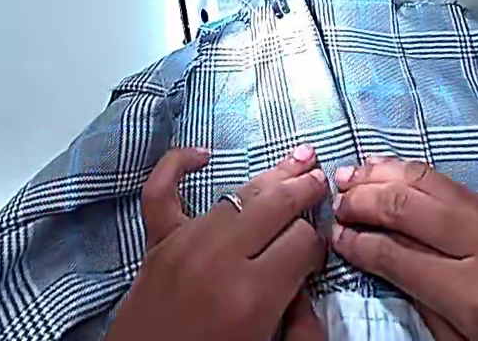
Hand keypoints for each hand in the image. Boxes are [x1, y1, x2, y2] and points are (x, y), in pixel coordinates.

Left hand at [107, 145, 329, 340]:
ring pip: (234, 194)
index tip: (321, 242)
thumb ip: (299, 328)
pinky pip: (162, 189)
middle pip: (272, 207)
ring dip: (267, 176)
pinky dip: (178, 164)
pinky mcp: (156, 239)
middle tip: (321, 177)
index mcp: (250, 298)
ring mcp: (183, 242)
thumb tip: (305, 288)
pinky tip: (202, 154)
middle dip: (302, 190)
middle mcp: (218, 259)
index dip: (317, 241)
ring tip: (293, 159)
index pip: (300, 243)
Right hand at [331, 157, 477, 340]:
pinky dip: (408, 171)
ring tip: (348, 174)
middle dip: (362, 199)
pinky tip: (386, 171)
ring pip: (423, 178)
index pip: (397, 254)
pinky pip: (445, 179)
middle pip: (405, 204)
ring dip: (380, 172)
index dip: (357, 242)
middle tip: (334, 200)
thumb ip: (422, 301)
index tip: (333, 235)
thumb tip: (377, 255)